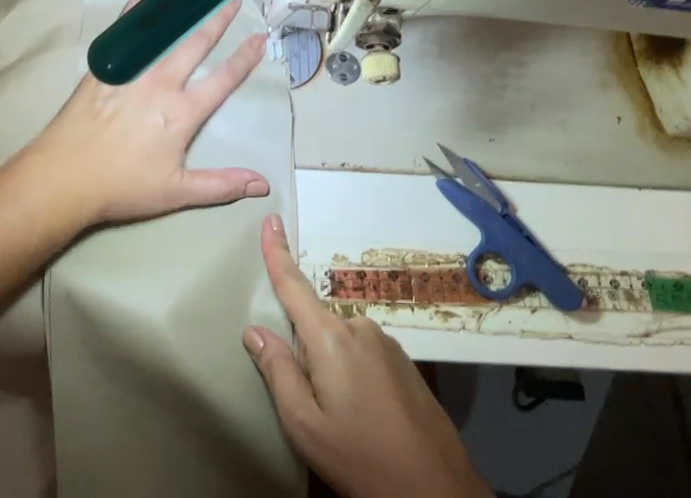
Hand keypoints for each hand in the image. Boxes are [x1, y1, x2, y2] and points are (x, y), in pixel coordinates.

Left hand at [21, 0, 269, 225]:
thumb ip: (221, 185)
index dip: (245, 58)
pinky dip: (135, 13)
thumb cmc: (122, 187)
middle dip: (217, 20)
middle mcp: (160, 84)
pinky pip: (123, 34)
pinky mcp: (103, 70)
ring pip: (162, 34)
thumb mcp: (176, 193)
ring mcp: (130, 73)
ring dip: (182, 11)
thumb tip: (262, 184)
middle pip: (195, 45)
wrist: (64, 177)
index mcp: (182, 113)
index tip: (260, 37)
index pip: (223, 80)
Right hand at [244, 215, 489, 497]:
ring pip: (340, 344)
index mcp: (331, 338)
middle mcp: (360, 328)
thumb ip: (277, 371)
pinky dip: (354, 377)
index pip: (294, 286)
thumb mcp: (304, 423)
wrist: (435, 491)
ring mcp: (387, 344)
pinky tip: (365, 417)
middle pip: (315, 325)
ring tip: (343, 420)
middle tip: (315, 407)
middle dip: (305, 354)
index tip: (271, 219)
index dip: (278, 252)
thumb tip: (255, 331)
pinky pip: (363, 356)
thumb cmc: (360, 456)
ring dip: (332, 369)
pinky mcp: (405, 363)